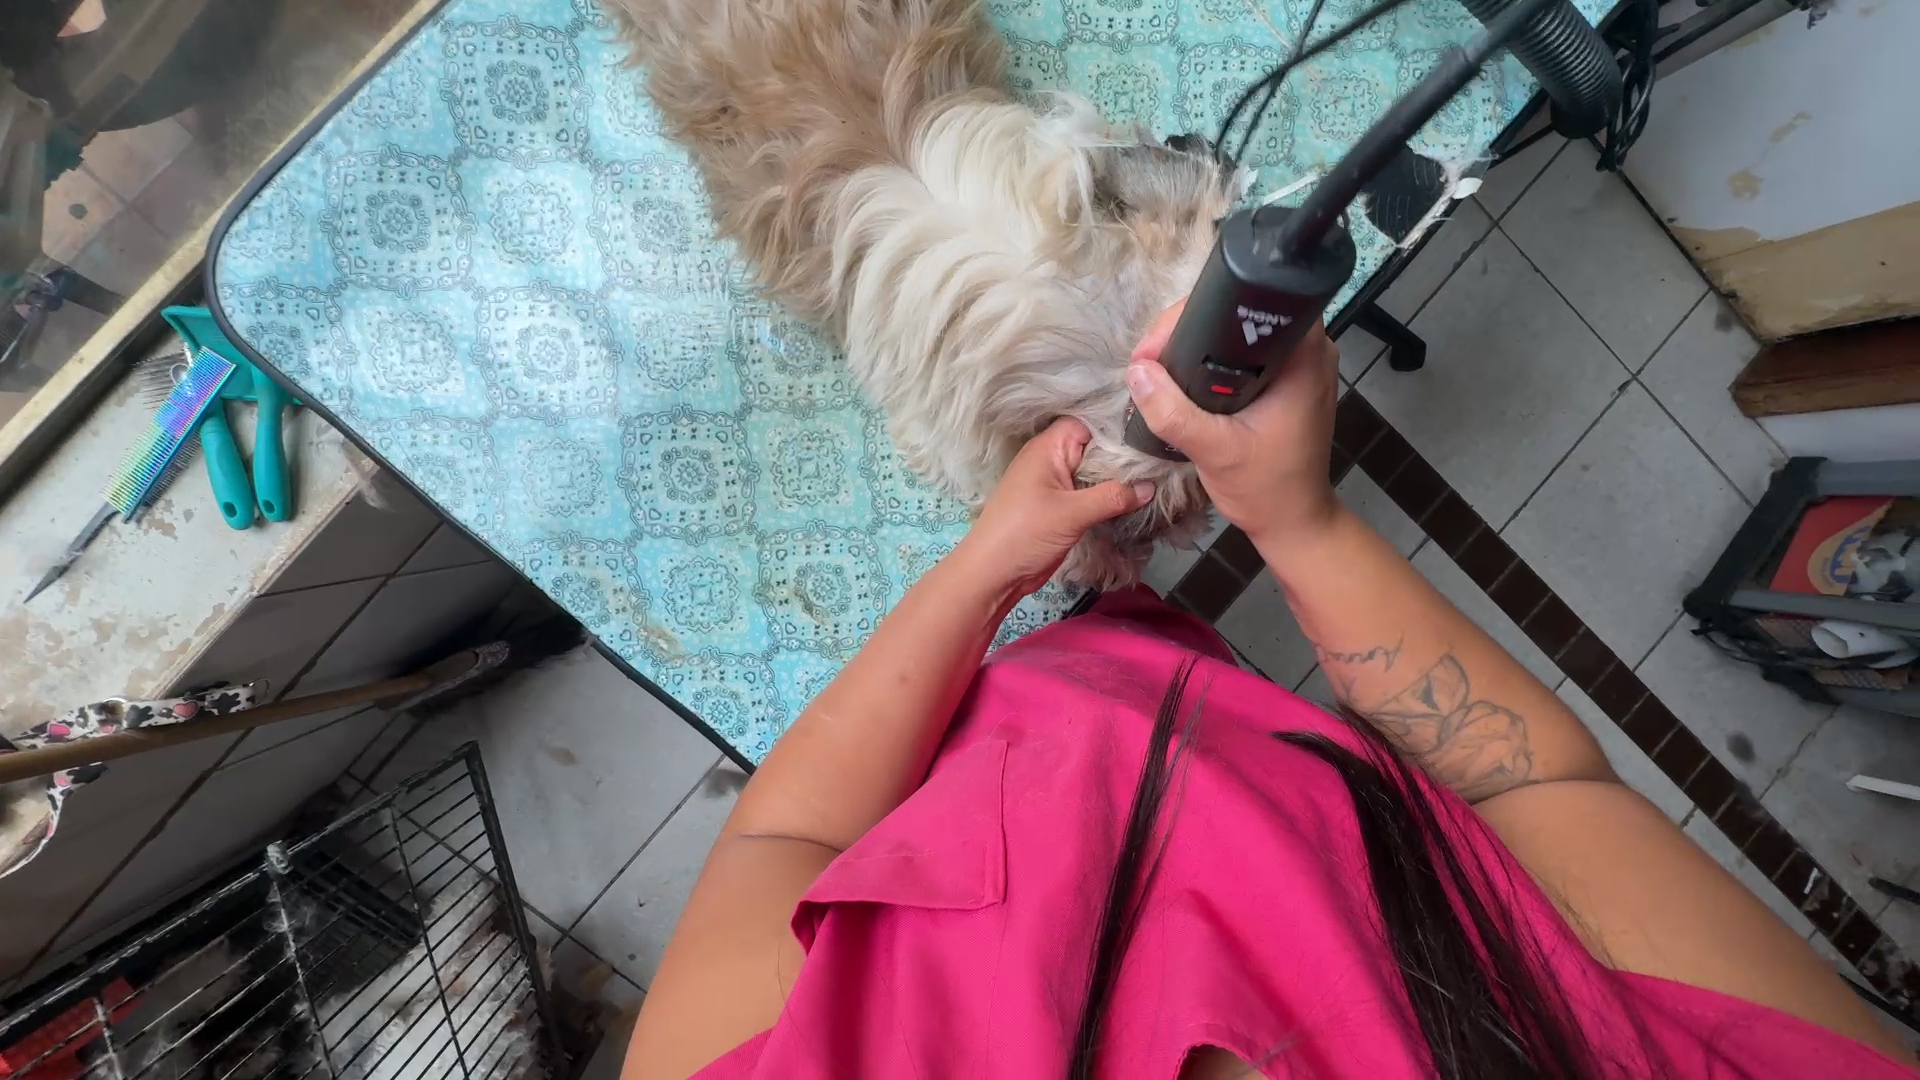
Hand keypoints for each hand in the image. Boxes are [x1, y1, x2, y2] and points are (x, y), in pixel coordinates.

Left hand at [954, 417, 1154, 597]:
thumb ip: (1113, 497)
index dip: (1118, 424)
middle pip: (1095, 446)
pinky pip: (1090, 492)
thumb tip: (1151, 486)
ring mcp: (1057, 484)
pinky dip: (1109, 495)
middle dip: (1125, 452)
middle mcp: (1053, 459)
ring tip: (1160, 474)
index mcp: (1048, 447)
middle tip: (1164, 454)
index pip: (1090, 421)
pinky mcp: (1061, 506)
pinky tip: (1138, 497)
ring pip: (1094, 471)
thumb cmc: (1024, 533)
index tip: (1153, 429)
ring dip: (1119, 477)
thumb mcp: (1072, 513)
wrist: (994, 573)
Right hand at [1124, 301, 1339, 552]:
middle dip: (1187, 332)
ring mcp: (1298, 365)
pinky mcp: (1285, 383)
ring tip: (1160, 371)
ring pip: (1236, 336)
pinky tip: (1185, 384)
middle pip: (1238, 316)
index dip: (1194, 315)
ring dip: (1196, 349)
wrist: (1291, 521)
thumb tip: (1136, 372)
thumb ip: (1172, 413)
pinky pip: (1241, 358)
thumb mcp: (1213, 450)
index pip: (1246, 305)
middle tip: (1150, 360)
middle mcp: (1308, 349)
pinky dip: (1211, 366)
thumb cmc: (1264, 487)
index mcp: (1303, 354)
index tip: (1158, 345)